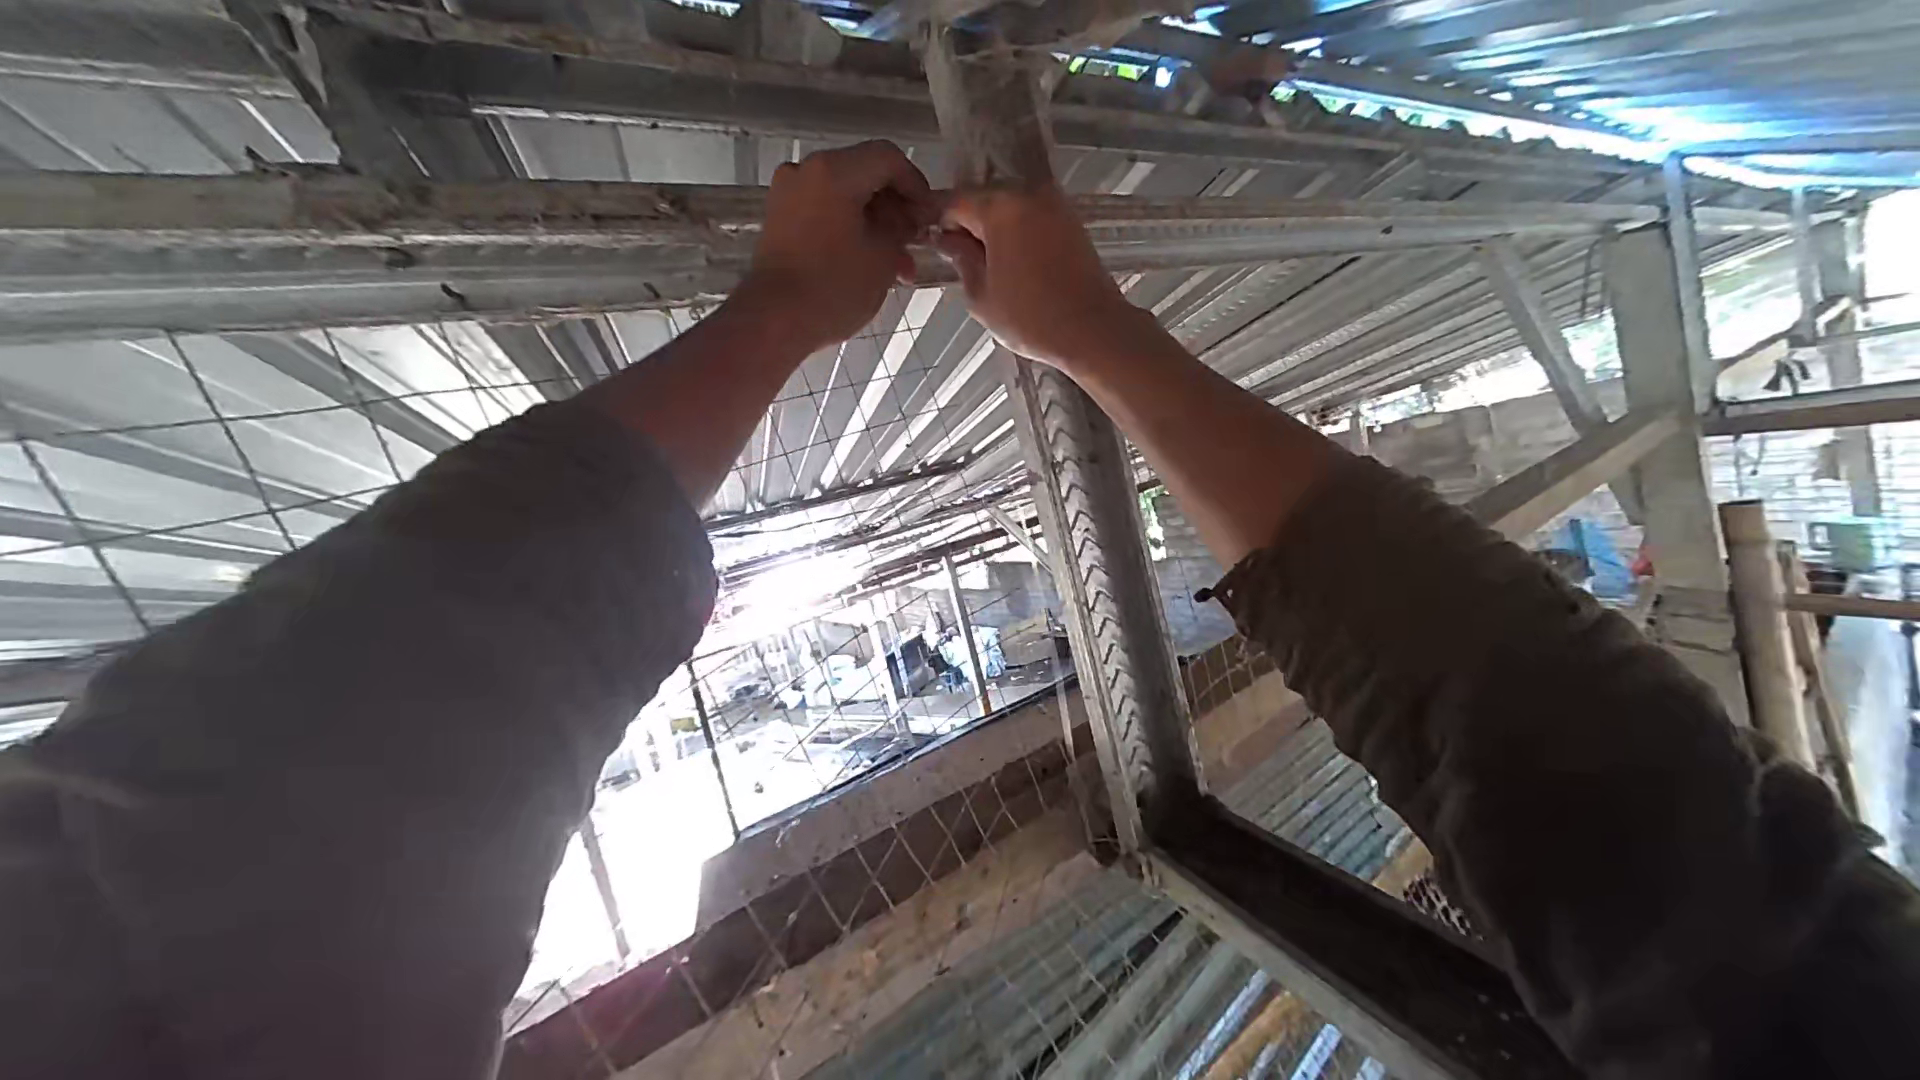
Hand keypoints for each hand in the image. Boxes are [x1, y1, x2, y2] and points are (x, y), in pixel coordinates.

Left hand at [735, 140, 936, 352]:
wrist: (775, 320)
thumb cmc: (834, 288)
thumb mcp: (882, 257)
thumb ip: (900, 228)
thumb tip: (907, 218)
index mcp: (834, 171)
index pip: (888, 158)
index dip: (916, 185)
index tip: (930, 216)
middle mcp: (806, 171)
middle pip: (864, 175)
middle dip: (895, 209)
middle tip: (916, 243)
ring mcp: (788, 195)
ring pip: (845, 199)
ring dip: (875, 226)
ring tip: (898, 266)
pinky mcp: (779, 222)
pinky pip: (824, 214)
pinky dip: (850, 231)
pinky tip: (868, 263)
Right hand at [936, 185, 1147, 370]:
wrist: (1093, 329)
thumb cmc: (1031, 318)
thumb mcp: (981, 296)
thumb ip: (961, 260)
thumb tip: (950, 241)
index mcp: (1000, 208)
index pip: (955, 202)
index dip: (939, 222)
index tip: (934, 243)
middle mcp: (1028, 193)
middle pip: (985, 200)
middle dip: (969, 225)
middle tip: (962, 260)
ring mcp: (1055, 205)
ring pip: (1011, 209)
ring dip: (996, 231)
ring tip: (990, 267)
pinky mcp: (1072, 221)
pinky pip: (1033, 219)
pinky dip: (1019, 234)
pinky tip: (1016, 265)